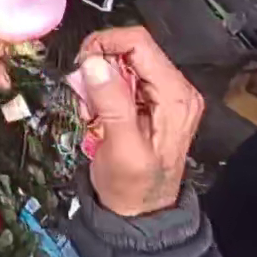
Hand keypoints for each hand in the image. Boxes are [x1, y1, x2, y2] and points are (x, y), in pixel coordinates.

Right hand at [76, 26, 203, 216]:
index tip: (81, 66)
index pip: (138, 43)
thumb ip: (111, 104)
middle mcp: (174, 89)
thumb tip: (93, 63)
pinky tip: (97, 112)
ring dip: (97, 80)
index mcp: (175, 96)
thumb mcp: (122, 148)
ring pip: (121, 62)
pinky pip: (120, 78)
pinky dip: (101, 89)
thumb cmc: (133, 187)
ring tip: (90, 109)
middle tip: (84, 95)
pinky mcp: (149, 100)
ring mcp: (163, 94)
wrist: (139, 213)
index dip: (104, 45)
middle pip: (129, 49)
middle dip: (98, 66)